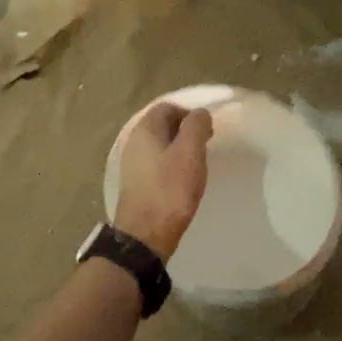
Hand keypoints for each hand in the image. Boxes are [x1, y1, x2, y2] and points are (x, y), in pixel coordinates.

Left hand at [114, 103, 212, 259]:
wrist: (145, 233)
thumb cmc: (170, 190)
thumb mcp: (189, 153)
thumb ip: (195, 127)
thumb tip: (199, 113)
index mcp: (145, 129)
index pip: (167, 107)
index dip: (189, 113)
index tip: (208, 130)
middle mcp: (134, 141)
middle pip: (162, 125)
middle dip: (185, 130)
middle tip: (206, 145)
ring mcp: (133, 163)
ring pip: (160, 145)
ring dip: (180, 148)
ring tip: (198, 163)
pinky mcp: (137, 182)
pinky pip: (156, 162)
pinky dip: (172, 164)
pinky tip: (183, 179)